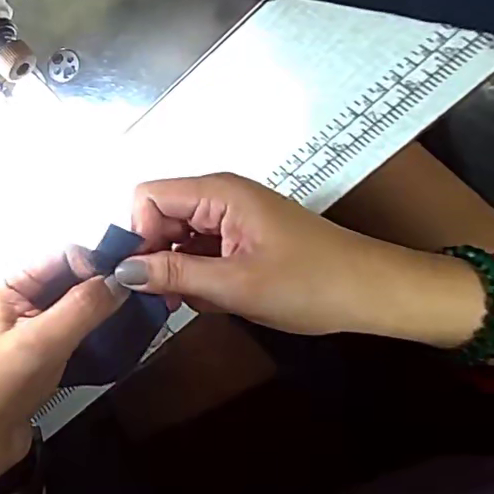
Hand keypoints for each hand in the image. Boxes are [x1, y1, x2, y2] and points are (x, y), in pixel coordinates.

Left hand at [0, 249, 126, 484]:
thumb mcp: (41, 344)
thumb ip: (81, 307)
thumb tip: (119, 279)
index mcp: (4, 285)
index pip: (57, 255)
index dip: (93, 261)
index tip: (124, 276)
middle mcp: (17, 296)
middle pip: (68, 274)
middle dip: (99, 281)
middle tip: (134, 292)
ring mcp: (30, 320)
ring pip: (74, 297)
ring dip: (99, 301)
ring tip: (129, 308)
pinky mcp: (42, 341)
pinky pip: (74, 319)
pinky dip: (94, 320)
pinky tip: (113, 325)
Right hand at [119, 173, 427, 336]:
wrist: (371, 293)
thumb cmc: (310, 284)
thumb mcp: (235, 285)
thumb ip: (174, 275)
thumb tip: (122, 270)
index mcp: (219, 193)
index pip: (148, 197)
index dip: (138, 234)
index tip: (146, 277)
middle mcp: (221, 197)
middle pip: (162, 217)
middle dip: (158, 257)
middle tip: (171, 299)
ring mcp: (233, 217)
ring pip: (180, 238)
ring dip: (181, 272)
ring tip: (207, 301)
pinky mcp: (243, 236)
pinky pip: (203, 250)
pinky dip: (202, 276)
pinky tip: (221, 298)